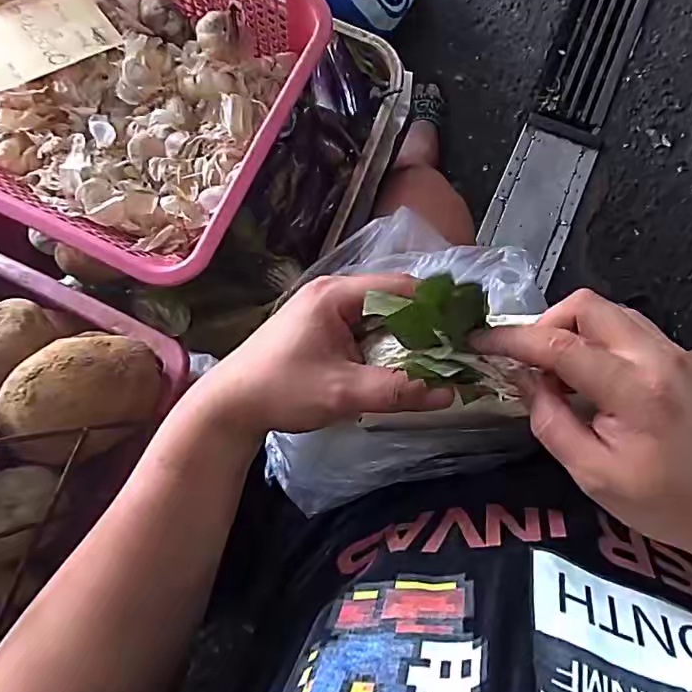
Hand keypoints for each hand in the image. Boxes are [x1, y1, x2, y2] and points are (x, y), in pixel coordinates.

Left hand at [187, 274, 454, 438]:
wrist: (230, 405)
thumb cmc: (281, 390)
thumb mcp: (343, 393)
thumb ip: (397, 390)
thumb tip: (448, 393)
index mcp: (336, 294)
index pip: (400, 287)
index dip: (434, 306)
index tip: (461, 330)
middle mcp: (333, 293)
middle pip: (393, 299)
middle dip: (423, 324)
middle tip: (454, 349)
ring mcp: (327, 310)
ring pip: (381, 316)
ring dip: (405, 337)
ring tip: (436, 359)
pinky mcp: (323, 328)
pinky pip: (366, 329)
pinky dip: (386, 344)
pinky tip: (402, 365)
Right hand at [472, 290, 691, 567]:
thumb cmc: (666, 504)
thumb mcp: (593, 476)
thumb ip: (550, 421)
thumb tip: (522, 378)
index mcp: (635, 389)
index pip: (560, 344)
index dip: (512, 339)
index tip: (478, 342)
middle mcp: (655, 355)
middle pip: (584, 305)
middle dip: (544, 324)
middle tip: (527, 364)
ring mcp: (670, 349)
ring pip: (603, 309)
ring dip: (568, 329)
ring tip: (555, 373)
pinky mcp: (674, 354)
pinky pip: (621, 325)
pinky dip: (592, 336)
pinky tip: (586, 374)